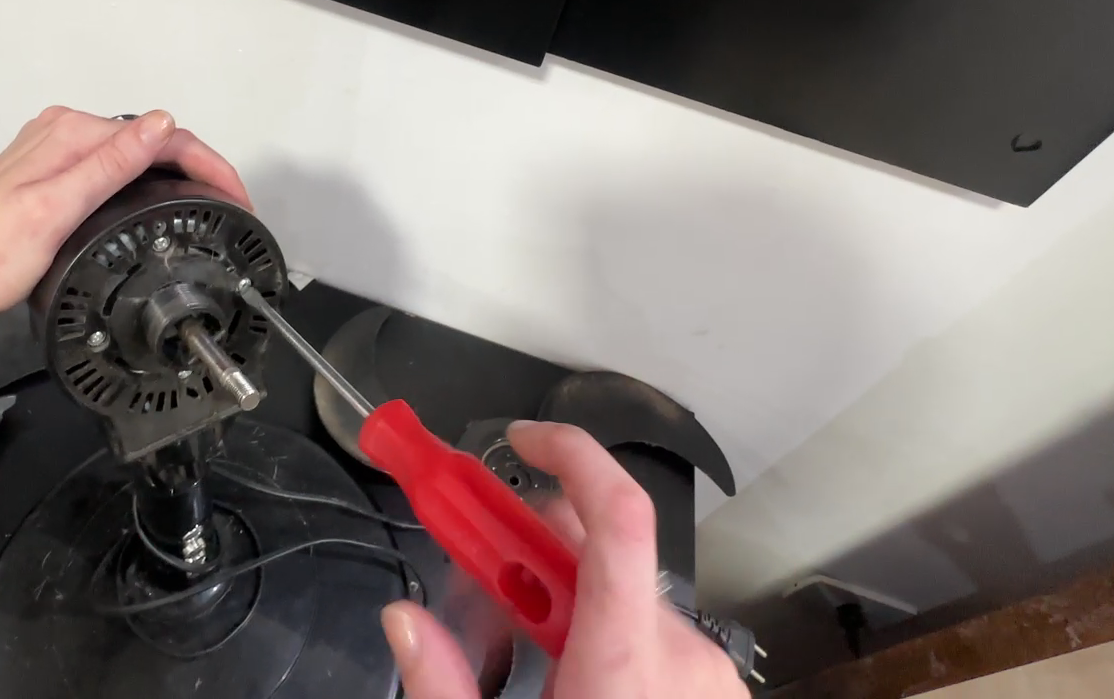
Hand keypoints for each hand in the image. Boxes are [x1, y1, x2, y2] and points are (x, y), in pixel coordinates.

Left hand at [0, 107, 250, 322]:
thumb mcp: (54, 209)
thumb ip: (109, 164)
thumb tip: (162, 123)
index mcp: (69, 134)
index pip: (158, 135)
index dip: (205, 163)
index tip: (236, 196)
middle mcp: (66, 131)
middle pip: (151, 139)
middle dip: (199, 166)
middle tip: (232, 205)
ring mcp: (61, 150)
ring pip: (139, 151)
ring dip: (180, 171)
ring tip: (210, 203)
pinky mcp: (58, 171)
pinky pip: (120, 164)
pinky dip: (152, 178)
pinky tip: (166, 197)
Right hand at [381, 421, 746, 698]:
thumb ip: (445, 688)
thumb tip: (401, 616)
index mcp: (630, 663)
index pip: (618, 516)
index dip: (571, 453)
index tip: (520, 439)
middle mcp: (681, 650)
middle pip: (593, 545)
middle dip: (522, 547)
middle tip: (472, 592)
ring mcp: (706, 670)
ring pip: (611, 581)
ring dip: (551, 593)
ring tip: (512, 654)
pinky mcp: (712, 686)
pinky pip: (638, 618)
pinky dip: (589, 622)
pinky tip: (561, 674)